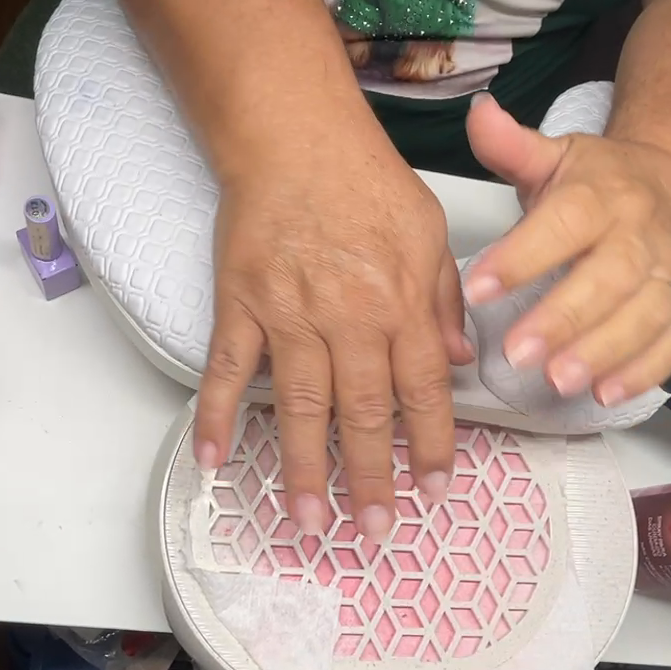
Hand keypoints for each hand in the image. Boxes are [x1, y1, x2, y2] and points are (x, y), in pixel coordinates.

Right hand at [194, 126, 473, 542]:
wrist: (296, 138)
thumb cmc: (366, 182)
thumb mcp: (429, 233)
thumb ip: (443, 303)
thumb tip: (460, 365)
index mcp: (399, 302)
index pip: (422, 391)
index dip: (430, 447)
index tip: (433, 492)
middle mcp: (347, 318)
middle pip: (362, 413)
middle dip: (370, 478)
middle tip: (374, 531)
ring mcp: (288, 315)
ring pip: (299, 405)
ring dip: (304, 468)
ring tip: (310, 521)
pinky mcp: (240, 306)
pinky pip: (225, 368)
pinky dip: (214, 414)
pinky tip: (211, 459)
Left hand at [463, 95, 670, 407]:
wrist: (669, 184)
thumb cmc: (597, 181)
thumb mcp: (553, 156)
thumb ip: (512, 146)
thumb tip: (478, 112)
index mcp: (601, 196)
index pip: (563, 224)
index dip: (522, 256)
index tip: (478, 289)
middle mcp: (639, 236)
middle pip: (608, 279)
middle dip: (563, 319)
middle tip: (518, 353)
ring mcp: (666, 274)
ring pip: (643, 316)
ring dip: (603, 352)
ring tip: (560, 381)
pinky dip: (644, 372)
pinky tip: (607, 394)